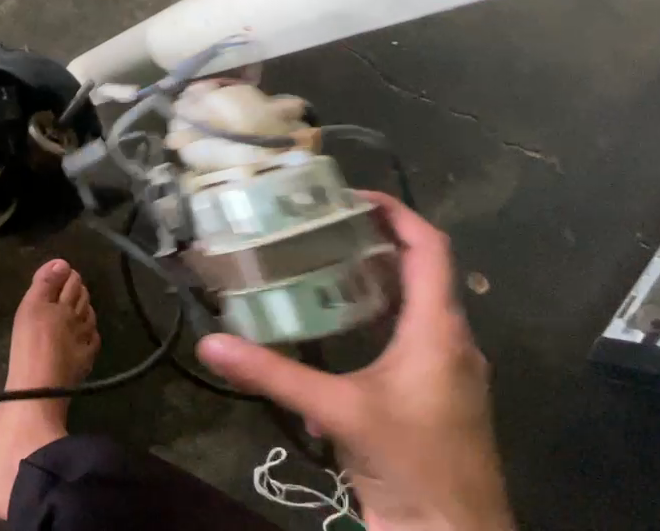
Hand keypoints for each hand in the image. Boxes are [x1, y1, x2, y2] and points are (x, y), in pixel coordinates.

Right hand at [196, 191, 512, 530]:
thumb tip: (211, 342)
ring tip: (312, 258)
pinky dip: (368, 314)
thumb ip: (274, 375)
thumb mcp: (339, 412)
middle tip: (312, 222)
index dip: (395, 213)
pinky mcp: (429, 394)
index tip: (346, 194)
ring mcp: (442, 370)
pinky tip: (325, 321)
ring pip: (410, 302)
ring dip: (367, 276)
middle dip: (369, 239)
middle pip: (418, 270)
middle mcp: (448, 342)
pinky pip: (403, 334)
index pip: (430, 250)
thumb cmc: (412, 465)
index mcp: (440, 332)